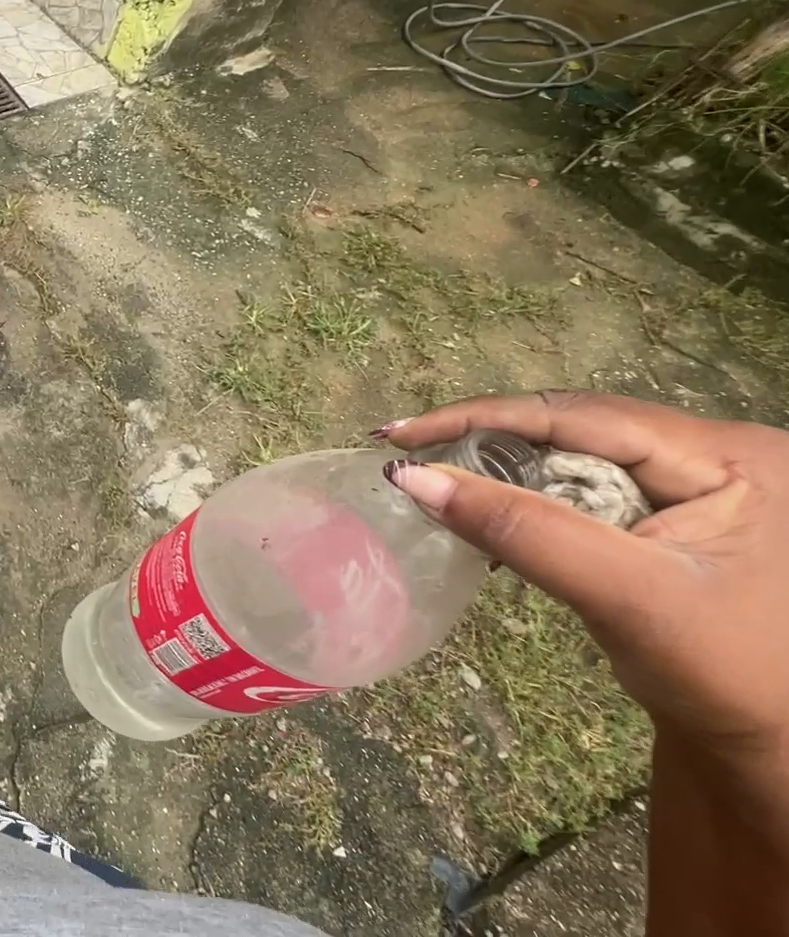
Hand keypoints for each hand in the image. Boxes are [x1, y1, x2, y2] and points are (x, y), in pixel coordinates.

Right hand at [381, 391, 788, 761]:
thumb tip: (412, 478)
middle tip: (407, 458)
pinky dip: (522, 494)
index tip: (397, 437)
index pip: (578, 414)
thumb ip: (522, 530)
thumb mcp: (623, 595)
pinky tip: (487, 511)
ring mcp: (694, 478)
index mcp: (731, 456)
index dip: (479, 418)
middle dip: (481, 439)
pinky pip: (576, 480)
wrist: (770, 734)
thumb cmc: (722, 668)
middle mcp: (717, 451)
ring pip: (567, 451)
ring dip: (496, 468)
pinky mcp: (670, 505)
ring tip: (434, 482)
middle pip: (569, 424)